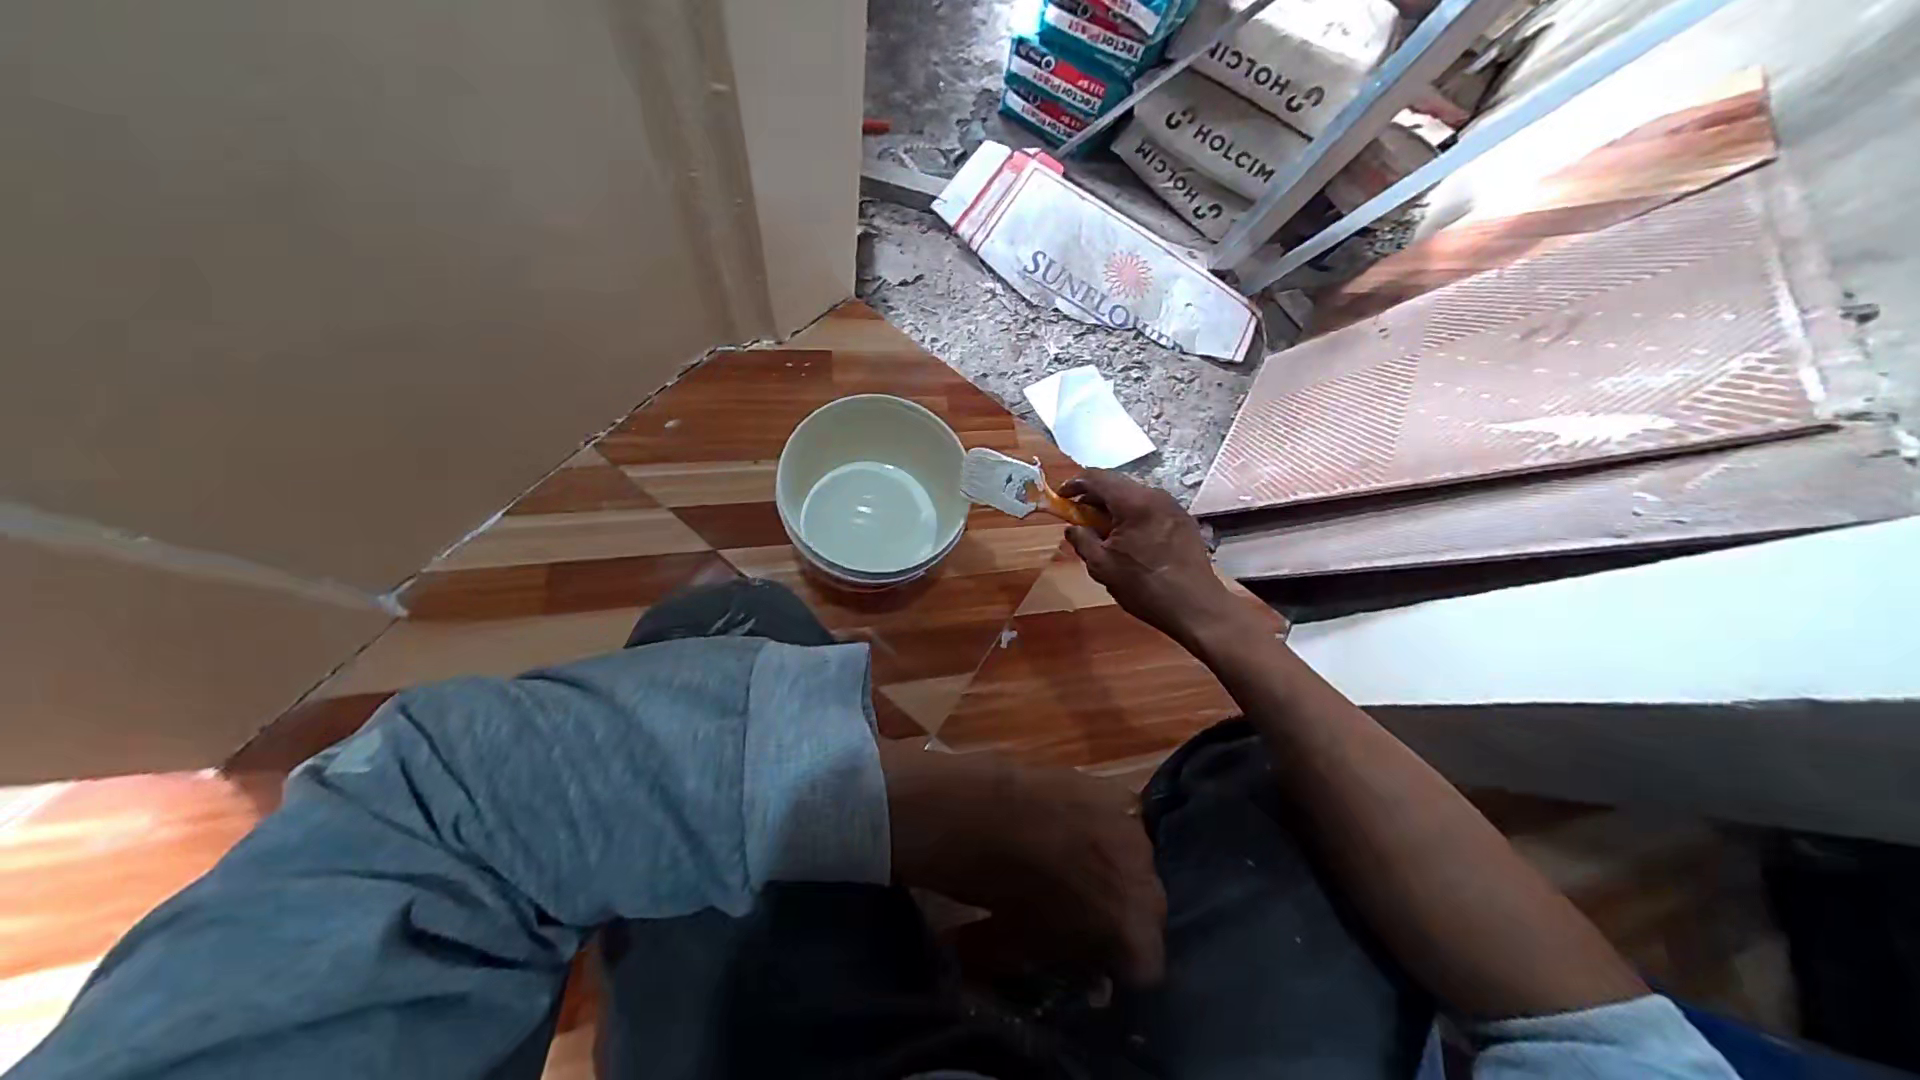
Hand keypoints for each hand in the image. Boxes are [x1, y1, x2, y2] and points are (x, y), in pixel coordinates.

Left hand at [877, 740, 1165, 986]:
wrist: (989, 812)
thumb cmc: (1002, 889)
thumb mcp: (1021, 946)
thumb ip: (1053, 964)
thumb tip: (1067, 974)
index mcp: (1133, 931)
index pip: (1146, 966)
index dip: (1118, 966)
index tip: (1095, 960)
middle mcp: (1149, 883)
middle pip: (1147, 910)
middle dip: (1121, 914)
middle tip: (1085, 910)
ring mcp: (1137, 834)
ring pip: (1136, 861)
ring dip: (1114, 866)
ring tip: (1075, 859)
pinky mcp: (1119, 794)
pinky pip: (1122, 819)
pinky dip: (1104, 826)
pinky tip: (1071, 822)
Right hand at [1059, 471, 1245, 648]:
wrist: (1196, 607)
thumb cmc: (1145, 587)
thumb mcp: (1102, 566)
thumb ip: (1082, 541)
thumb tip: (1072, 528)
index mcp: (1134, 503)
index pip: (1097, 478)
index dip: (1075, 484)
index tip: (1061, 498)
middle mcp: (1156, 496)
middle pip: (1117, 484)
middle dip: (1094, 498)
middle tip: (1079, 518)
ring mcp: (1173, 507)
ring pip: (1134, 496)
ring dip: (1113, 508)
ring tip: (1102, 531)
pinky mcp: (1183, 520)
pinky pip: (1150, 508)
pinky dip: (1132, 515)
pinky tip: (1128, 539)